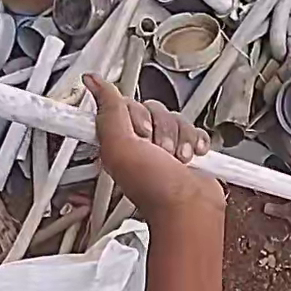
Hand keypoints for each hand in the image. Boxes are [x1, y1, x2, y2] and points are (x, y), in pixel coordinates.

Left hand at [84, 73, 223, 221]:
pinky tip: (193, 157)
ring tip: (177, 159)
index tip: (140, 133)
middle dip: (162, 130)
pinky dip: (197, 142)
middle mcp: (140, 141)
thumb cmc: (154, 190)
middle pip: (154, 108)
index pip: (125, 105)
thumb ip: (109, 113)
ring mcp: (165, 146)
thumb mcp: (121, 147)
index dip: (136, 116)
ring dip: (180, 138)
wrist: (189, 208)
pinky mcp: (188, 149)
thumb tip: (93, 82)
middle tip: (160, 152)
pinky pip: (195, 129)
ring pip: (176, 118)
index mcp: (118, 140)